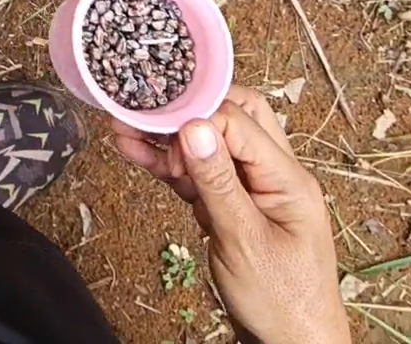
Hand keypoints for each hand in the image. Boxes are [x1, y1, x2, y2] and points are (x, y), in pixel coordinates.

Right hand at [111, 86, 349, 343]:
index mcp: (287, 178)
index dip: (199, 122)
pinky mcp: (228, 204)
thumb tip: (193, 126)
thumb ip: (218, 182)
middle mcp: (271, 174)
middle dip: (188, 107)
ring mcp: (250, 188)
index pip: (238, 121)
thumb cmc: (281, 302)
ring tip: (123, 125)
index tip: (171, 144)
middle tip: (149, 110)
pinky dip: (165, 163)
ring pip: (207, 142)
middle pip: (232, 115)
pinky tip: (134, 151)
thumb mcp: (245, 240)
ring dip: (167, 136)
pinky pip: (195, 171)